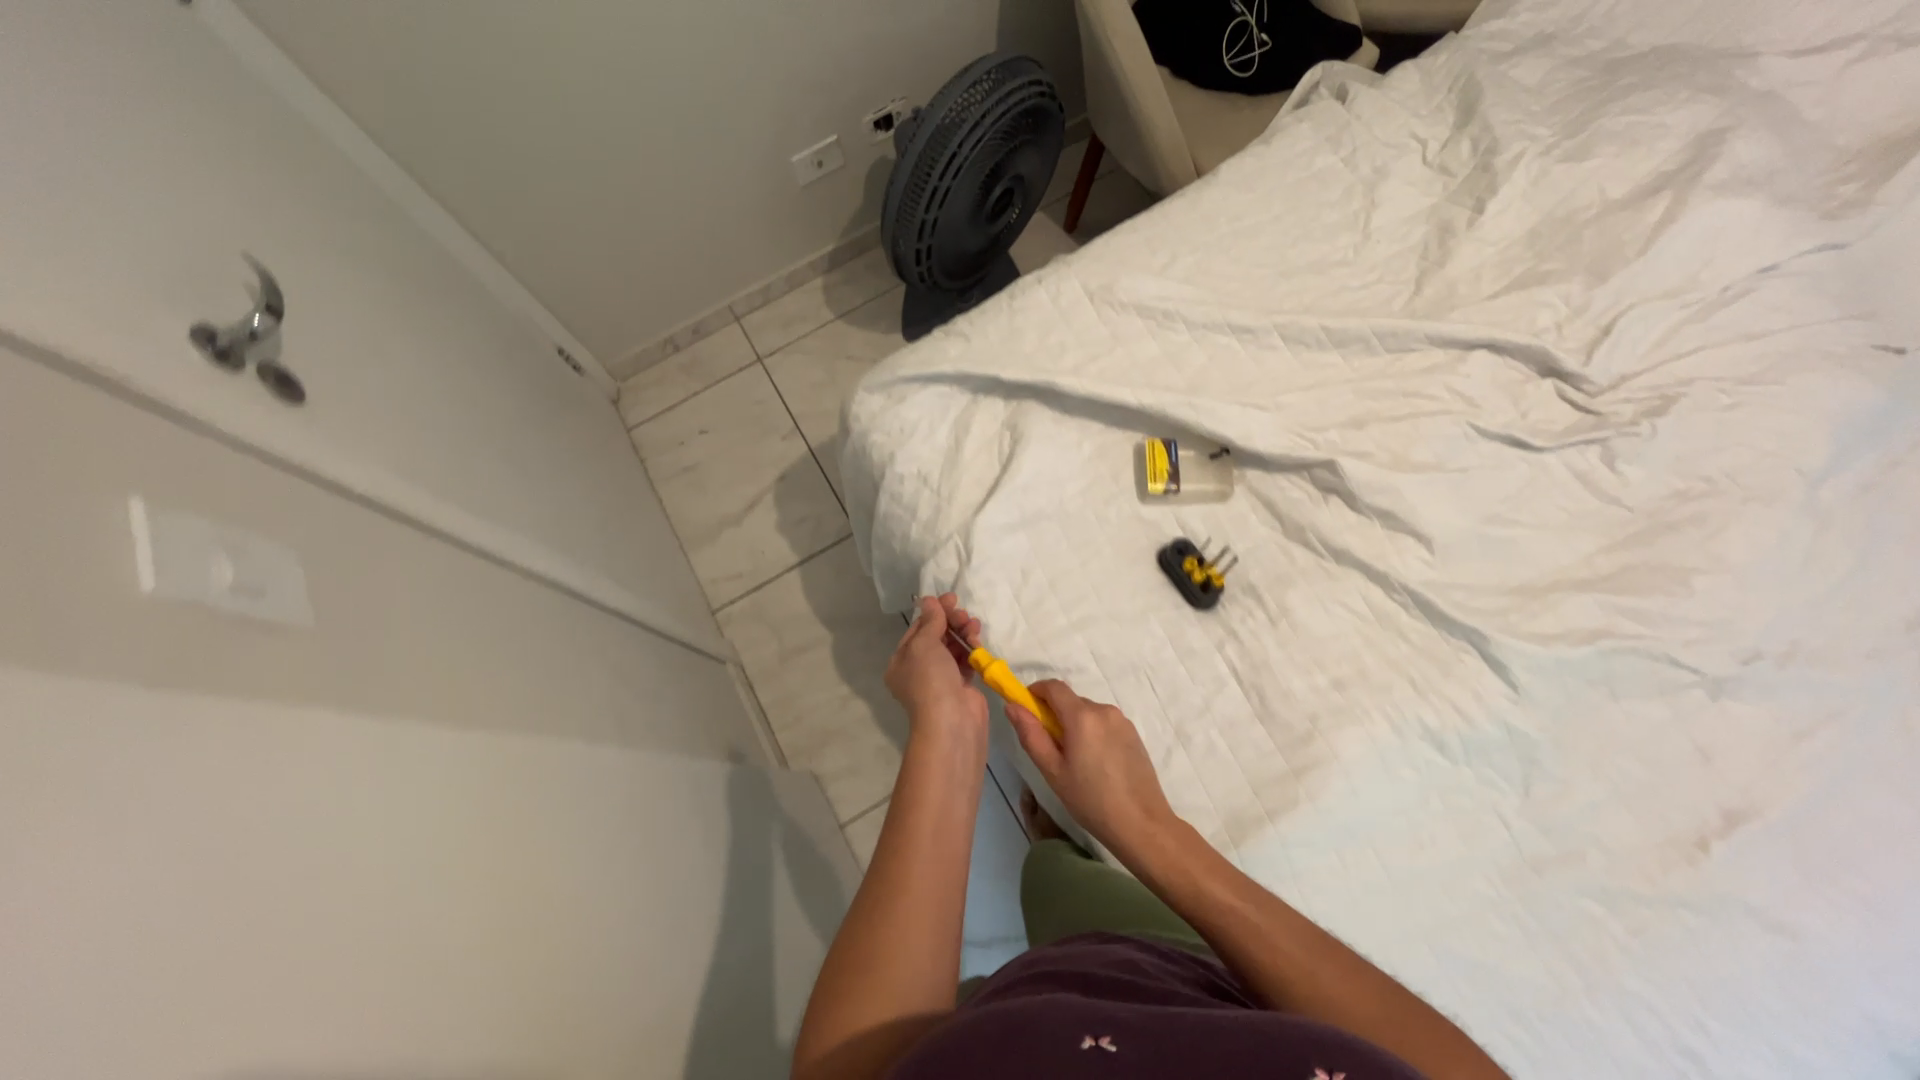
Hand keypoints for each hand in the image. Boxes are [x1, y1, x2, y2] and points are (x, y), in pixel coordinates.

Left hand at [884, 594, 987, 739]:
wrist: (951, 722)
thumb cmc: (930, 680)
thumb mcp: (924, 645)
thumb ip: (930, 621)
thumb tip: (929, 600)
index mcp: (901, 662)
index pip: (917, 630)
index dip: (933, 612)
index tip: (951, 598)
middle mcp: (918, 670)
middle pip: (936, 637)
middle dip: (951, 622)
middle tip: (964, 615)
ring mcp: (940, 680)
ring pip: (953, 648)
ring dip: (963, 633)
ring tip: (974, 627)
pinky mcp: (961, 687)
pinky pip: (965, 661)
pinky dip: (972, 650)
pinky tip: (979, 642)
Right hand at [1006, 680, 1179, 852]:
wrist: (1141, 823)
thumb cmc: (1090, 799)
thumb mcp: (1053, 770)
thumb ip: (1031, 735)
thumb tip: (1013, 706)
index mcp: (1082, 716)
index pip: (1054, 687)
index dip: (1036, 692)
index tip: (1026, 711)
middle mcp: (1104, 710)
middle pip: (1071, 700)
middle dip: (1055, 715)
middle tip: (1050, 749)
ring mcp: (1122, 721)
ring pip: (1088, 713)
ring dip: (1075, 725)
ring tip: (1075, 761)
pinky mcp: (1133, 734)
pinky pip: (1104, 723)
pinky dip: (1092, 733)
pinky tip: (1096, 764)